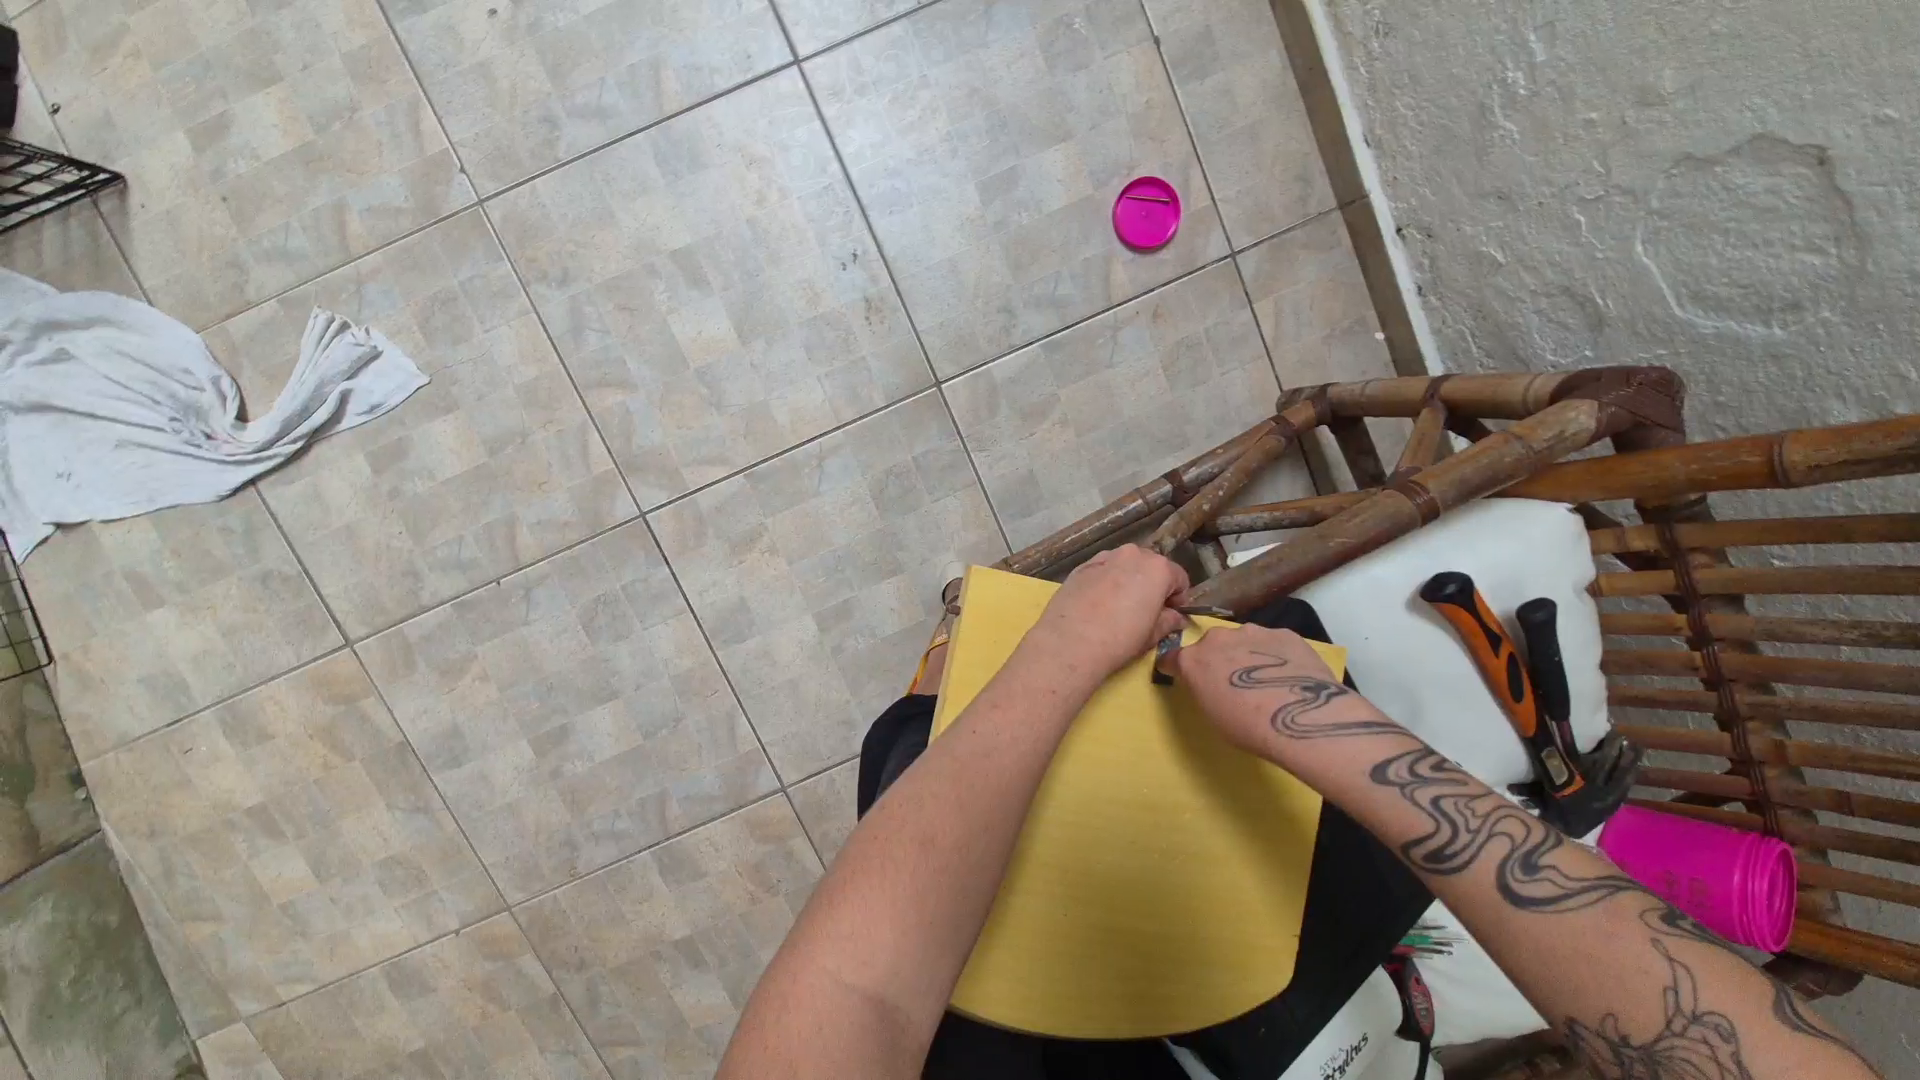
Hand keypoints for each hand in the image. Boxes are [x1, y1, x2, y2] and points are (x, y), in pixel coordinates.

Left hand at [1023, 545, 1187, 683]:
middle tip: (1146, 610)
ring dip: (1129, 580)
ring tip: (1120, 606)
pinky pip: (1103, 570)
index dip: (1178, 597)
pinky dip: (1107, 580)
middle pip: (1151, 566)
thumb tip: (1175, 617)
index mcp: (1157, 568)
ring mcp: (1104, 557)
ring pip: (1125, 565)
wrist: (1070, 642)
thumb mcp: (1152, 634)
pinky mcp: (1081, 566)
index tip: (1171, 614)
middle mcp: (1132, 554)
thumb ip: (1169, 621)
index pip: (1179, 577)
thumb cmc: (1120, 639)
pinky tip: (1099, 603)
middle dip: (1153, 585)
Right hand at [1162, 624, 1402, 761]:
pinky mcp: (1285, 633)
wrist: (1300, 716)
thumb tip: (1212, 683)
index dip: (1177, 668)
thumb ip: (1204, 689)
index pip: (1173, 658)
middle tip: (1233, 683)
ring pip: (1244, 640)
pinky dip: (1277, 655)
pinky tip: (1290, 675)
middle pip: (1212, 645)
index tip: (1184, 677)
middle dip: (1218, 659)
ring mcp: (1253, 632)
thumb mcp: (1212, 714)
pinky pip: (1274, 643)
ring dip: (1248, 654)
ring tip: (1266, 679)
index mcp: (1193, 660)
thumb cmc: (1248, 726)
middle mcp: (1218, 638)